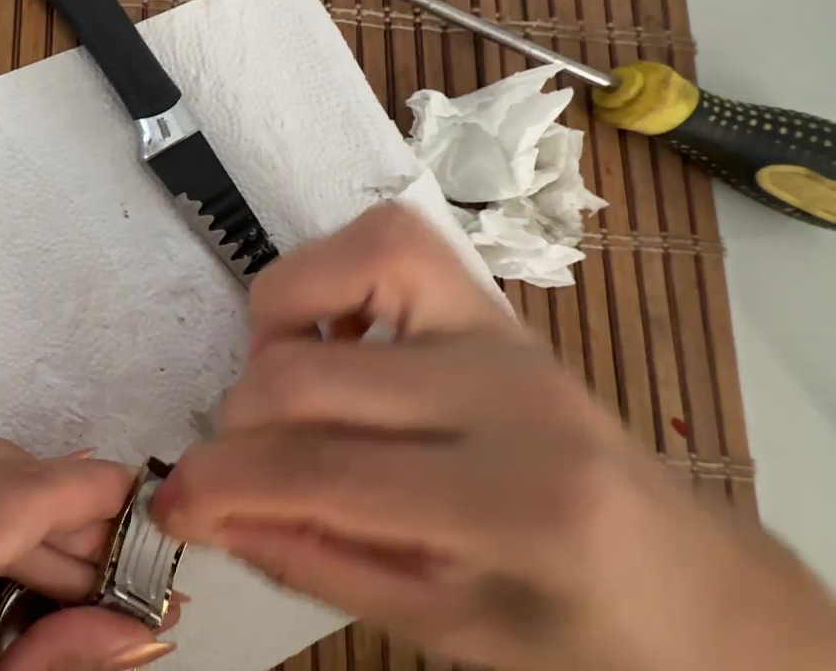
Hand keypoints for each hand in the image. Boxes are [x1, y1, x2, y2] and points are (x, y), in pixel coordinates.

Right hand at [153, 204, 835, 670]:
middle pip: (300, 379)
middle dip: (234, 430)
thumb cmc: (572, 624)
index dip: (218, 486)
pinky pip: (381, 241)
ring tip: (284, 390)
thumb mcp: (436, 627)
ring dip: (270, 335)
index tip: (170, 504)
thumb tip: (191, 507)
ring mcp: (503, 333)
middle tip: (237, 469)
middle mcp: (512, 399)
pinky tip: (322, 337)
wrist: (699, 588)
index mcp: (519, 508)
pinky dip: (321, 277)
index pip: (317, 473)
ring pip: (332, 274)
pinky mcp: (491, 302)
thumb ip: (302, 557)